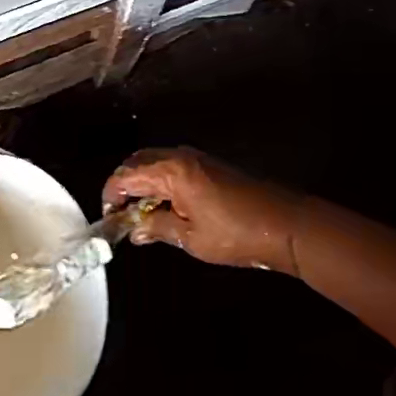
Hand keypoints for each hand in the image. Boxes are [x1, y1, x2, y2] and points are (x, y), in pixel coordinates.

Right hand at [101, 147, 307, 275]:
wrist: (288, 225)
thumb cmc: (237, 235)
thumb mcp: (192, 239)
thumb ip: (157, 228)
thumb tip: (133, 230)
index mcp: (169, 171)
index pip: (125, 176)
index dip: (111, 195)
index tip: (108, 216)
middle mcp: (177, 156)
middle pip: (135, 163)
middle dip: (123, 185)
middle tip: (121, 212)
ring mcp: (194, 157)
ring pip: (153, 162)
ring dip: (141, 182)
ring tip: (141, 211)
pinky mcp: (207, 163)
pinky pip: (170, 164)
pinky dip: (159, 180)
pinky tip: (165, 204)